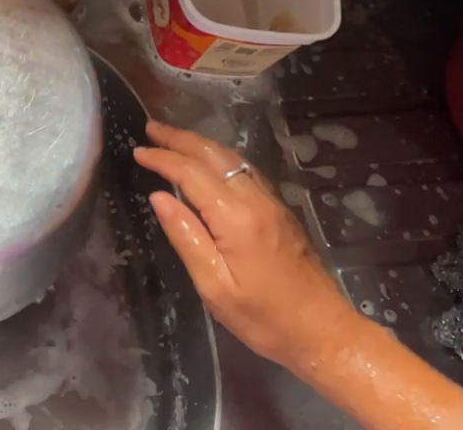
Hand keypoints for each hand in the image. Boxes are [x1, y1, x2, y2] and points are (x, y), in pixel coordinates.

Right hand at [135, 121, 365, 371]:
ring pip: (231, 158)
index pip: (190, 173)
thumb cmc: (265, 319)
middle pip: (212, 155)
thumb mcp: (215, 288)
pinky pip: (244, 169)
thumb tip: (158, 197)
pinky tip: (208, 161)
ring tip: (172, 138)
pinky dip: (218, 156)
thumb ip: (186, 238)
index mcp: (235, 219)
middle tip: (151, 129)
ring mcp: (271, 202)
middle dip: (179, 138)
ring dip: (199, 143)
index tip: (137, 151)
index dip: (162, 159)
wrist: (325, 333)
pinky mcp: (279, 210)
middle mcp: (255, 200)